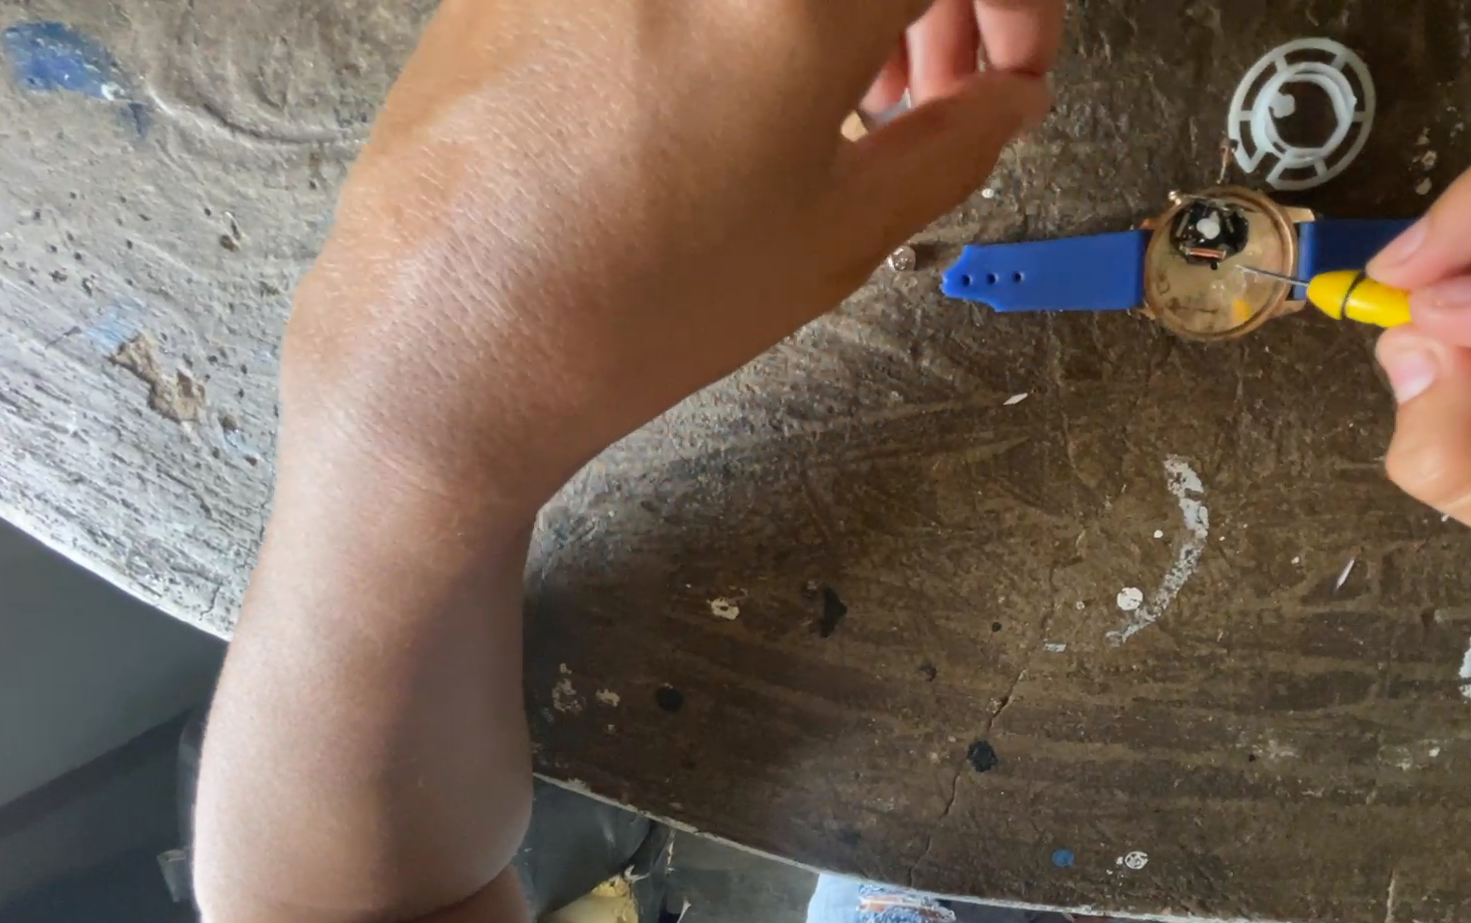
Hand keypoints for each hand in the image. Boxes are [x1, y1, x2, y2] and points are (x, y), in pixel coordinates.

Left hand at [276, 0, 1060, 530]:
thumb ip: (950, 149)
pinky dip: (753, 4)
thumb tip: (1009, 99)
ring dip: (848, 4)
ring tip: (848, 104)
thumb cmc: (663, 303)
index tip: (1011, 72)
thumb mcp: (835, 238)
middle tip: (941, 91)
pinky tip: (741, 85)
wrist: (460, 341)